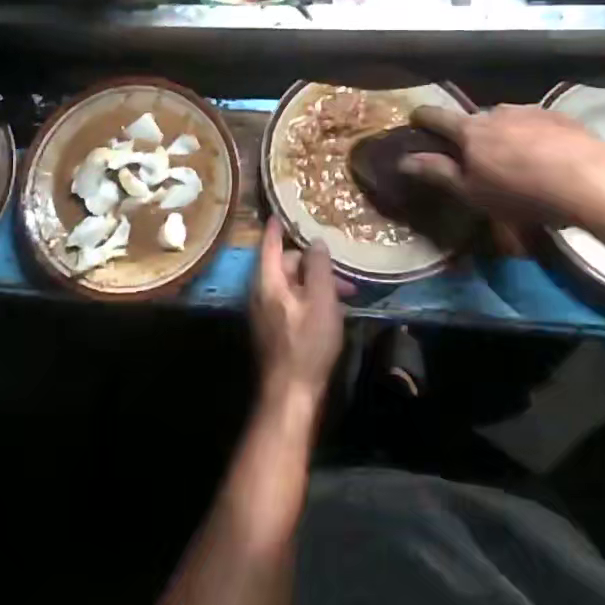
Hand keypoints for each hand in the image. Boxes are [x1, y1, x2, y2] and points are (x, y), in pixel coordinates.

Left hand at [251, 218, 346, 402]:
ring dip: (315, 283)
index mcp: (267, 282)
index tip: (281, 212)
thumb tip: (315, 242)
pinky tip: (330, 311)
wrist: (291, 392)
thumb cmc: (308, 344)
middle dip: (312, 264)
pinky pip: (289, 301)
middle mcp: (260, 292)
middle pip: (284, 265)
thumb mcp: (322, 302)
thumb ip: (319, 268)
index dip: (277, 228)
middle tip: (343, 275)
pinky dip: (309, 298)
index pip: (270, 245)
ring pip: (290, 285)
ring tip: (345, 295)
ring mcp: (264, 311)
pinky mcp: (272, 327)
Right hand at [399, 104, 604, 228]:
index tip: (415, 119)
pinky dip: (532, 137)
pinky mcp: (562, 117)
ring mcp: (532, 111)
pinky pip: (536, 125)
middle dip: (470, 134)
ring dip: (503, 135)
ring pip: (507, 121)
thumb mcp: (471, 192)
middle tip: (475, 157)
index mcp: (470, 129)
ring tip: (514, 159)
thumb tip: (403, 160)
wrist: (591, 182)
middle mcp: (498, 111)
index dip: (422, 118)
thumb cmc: (520, 192)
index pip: (436, 116)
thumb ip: (436, 172)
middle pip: (475, 120)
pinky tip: (544, 158)